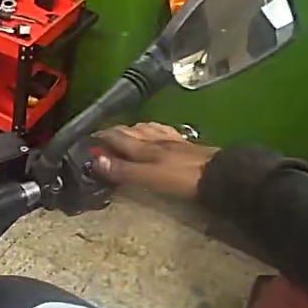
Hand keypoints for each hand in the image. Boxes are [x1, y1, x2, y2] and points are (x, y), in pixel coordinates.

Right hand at [91, 123, 219, 200]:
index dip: (100, 137)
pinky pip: (164, 132)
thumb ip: (123, 170)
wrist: (220, 175)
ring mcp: (171, 140)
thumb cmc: (182, 179)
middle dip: (113, 131)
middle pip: (130, 131)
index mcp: (143, 147)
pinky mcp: (186, 144)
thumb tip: (96, 160)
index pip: (116, 137)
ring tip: (125, 133)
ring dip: (132, 129)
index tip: (87, 140)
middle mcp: (154, 139)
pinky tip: (157, 134)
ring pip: (146, 128)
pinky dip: (154, 130)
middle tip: (102, 137)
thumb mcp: (148, 178)